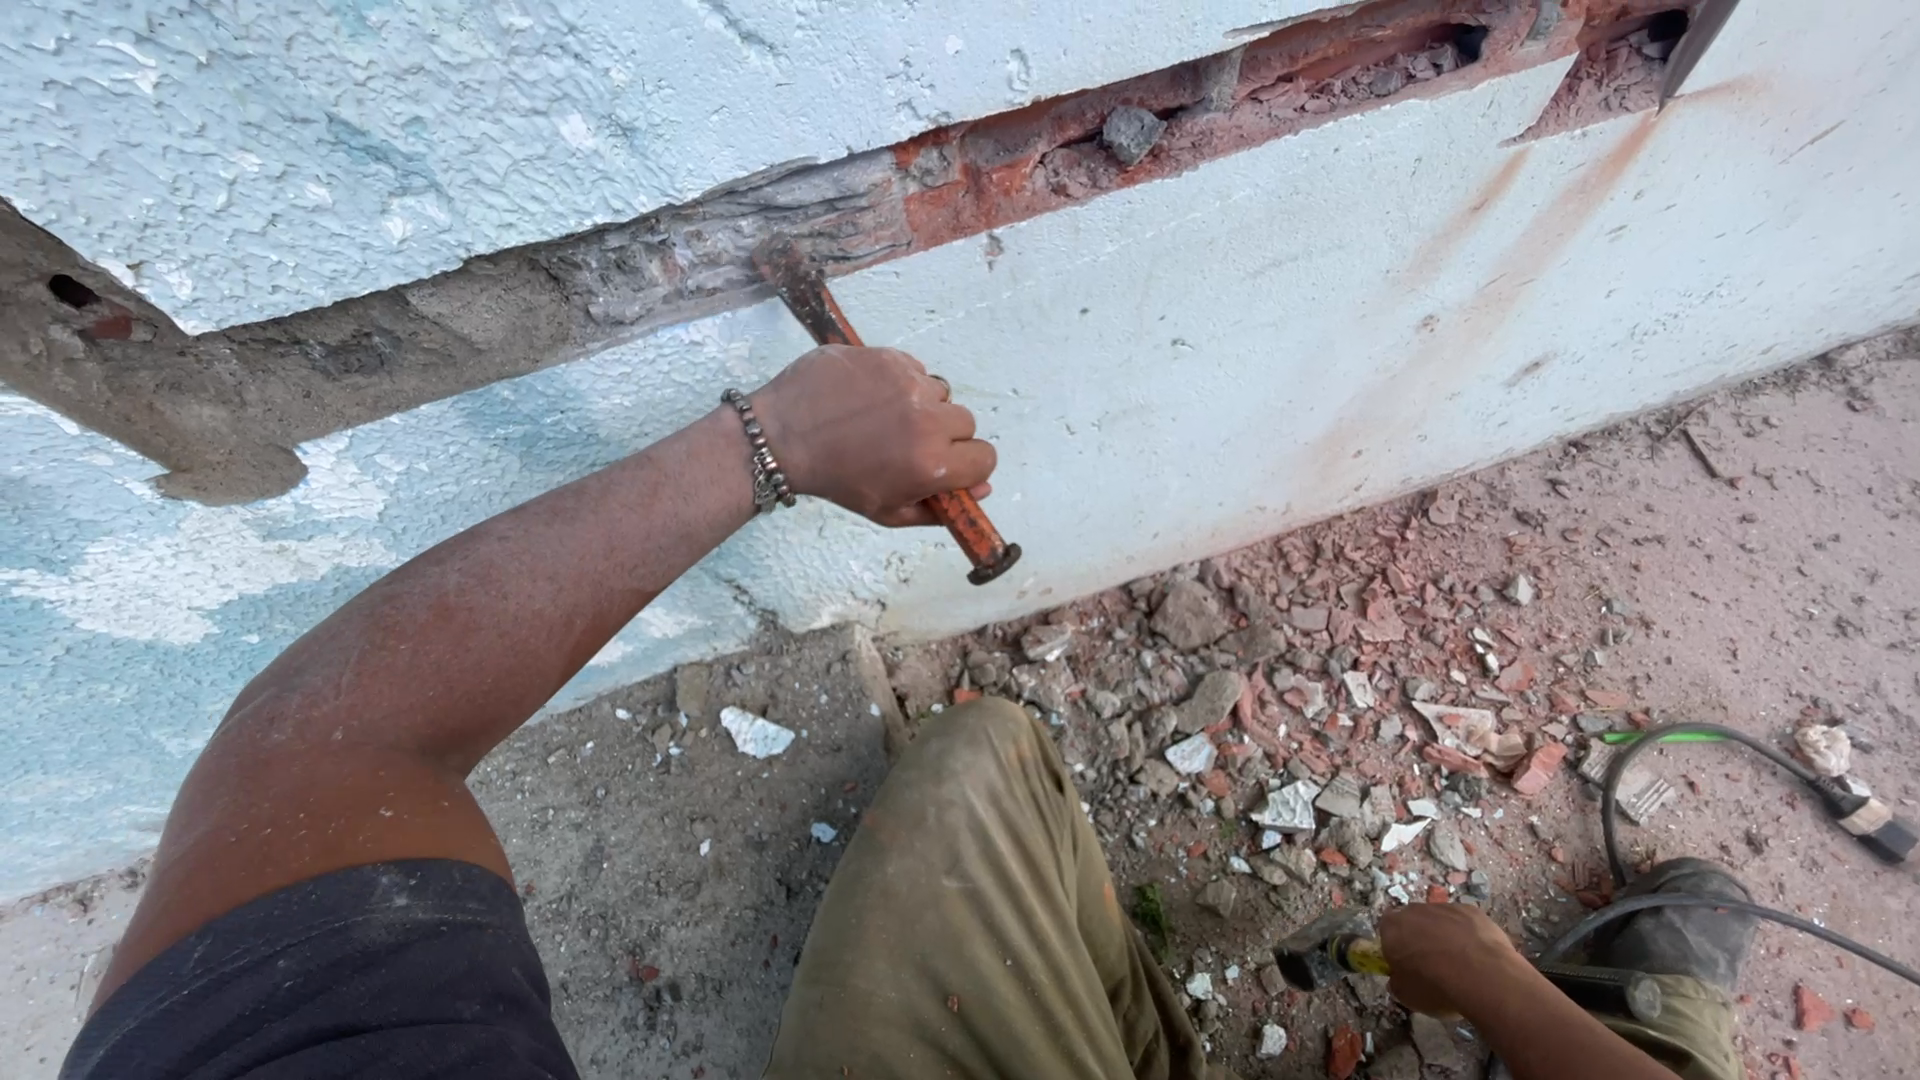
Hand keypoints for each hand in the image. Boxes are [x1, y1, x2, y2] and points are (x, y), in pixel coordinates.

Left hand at [751, 345, 996, 526]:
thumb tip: (982, 487)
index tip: (947, 463)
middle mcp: (928, 421)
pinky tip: (871, 396)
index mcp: (932, 464)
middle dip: (945, 434)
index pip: (985, 457)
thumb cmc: (837, 480)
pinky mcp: (889, 357)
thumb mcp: (888, 511)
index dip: (968, 463)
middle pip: (966, 423)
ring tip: (885, 416)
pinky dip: (901, 382)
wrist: (783, 437)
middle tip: (908, 441)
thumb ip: (940, 507)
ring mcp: (909, 384)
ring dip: (923, 405)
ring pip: (940, 393)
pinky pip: (915, 369)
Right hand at [1378, 902, 1531, 1016]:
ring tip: (1463, 966)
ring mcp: (1444, 908)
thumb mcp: (1408, 996)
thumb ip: (1397, 983)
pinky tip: (1481, 957)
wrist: (1484, 979)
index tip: (1409, 967)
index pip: (1387, 932)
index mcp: (1392, 928)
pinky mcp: (1472, 911)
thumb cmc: (1438, 988)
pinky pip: (1466, 923)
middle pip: (1414, 922)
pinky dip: (1470, 935)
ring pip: (1441, 921)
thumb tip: (1398, 979)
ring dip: (1447, 937)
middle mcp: (1413, 911)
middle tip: (1435, 966)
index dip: (1397, 949)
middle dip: (1421, 939)